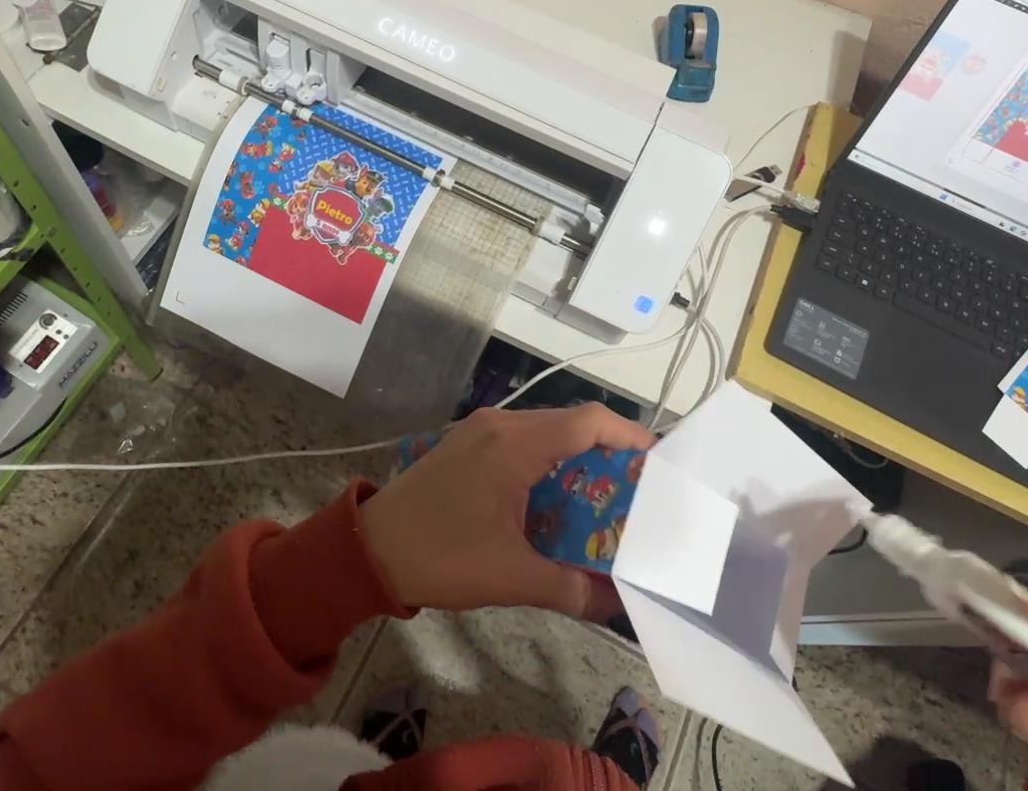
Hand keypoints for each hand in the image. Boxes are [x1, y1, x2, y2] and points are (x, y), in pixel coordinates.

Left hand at [359, 403, 654, 622]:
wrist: (368, 549)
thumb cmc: (441, 556)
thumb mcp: (512, 577)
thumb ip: (573, 589)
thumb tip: (619, 605)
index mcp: (515, 444)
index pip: (589, 421)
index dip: (630, 438)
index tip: (659, 466)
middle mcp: (500, 424)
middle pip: (570, 424)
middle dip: (607, 456)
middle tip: (636, 494)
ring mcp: (479, 430)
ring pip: (545, 432)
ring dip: (575, 461)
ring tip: (602, 501)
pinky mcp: (465, 444)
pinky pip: (520, 442)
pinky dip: (546, 463)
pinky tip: (553, 501)